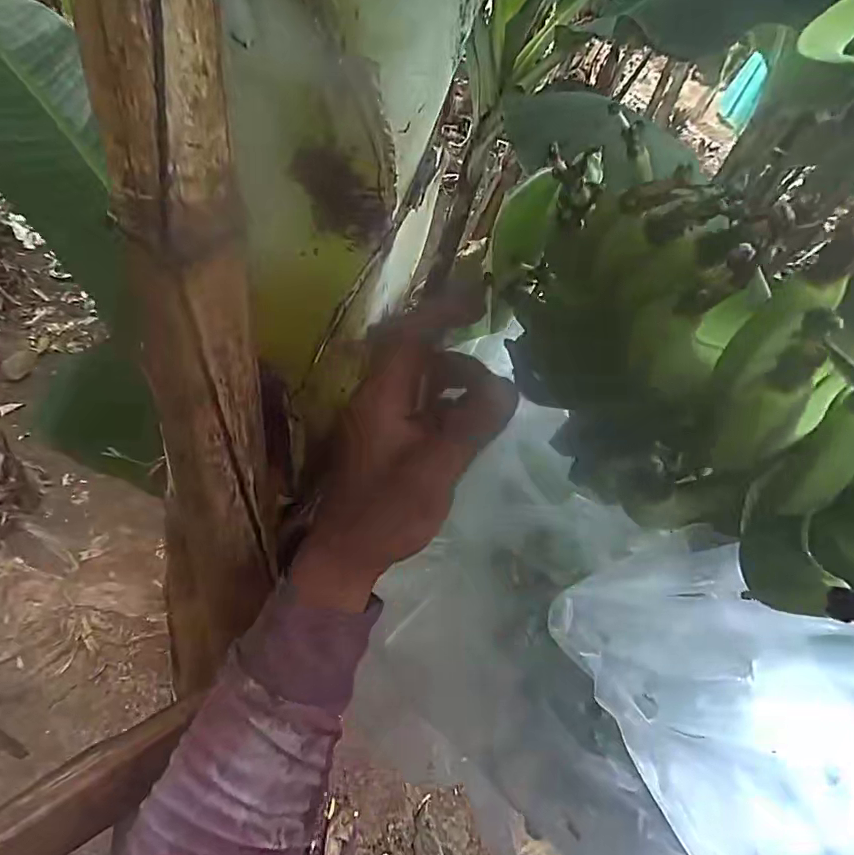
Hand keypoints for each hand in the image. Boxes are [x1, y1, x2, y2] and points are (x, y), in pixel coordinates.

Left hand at [290, 292, 519, 610]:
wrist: (346, 553)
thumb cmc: (386, 512)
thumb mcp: (437, 468)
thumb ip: (472, 425)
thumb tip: (507, 385)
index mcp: (381, 397)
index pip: (409, 337)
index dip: (441, 312)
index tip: (477, 301)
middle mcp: (376, 400)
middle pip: (419, 359)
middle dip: (460, 363)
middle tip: (494, 388)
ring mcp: (380, 420)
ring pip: (422, 386)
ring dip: (456, 389)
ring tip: (486, 414)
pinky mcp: (386, 440)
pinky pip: (420, 410)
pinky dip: (446, 411)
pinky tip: (468, 431)